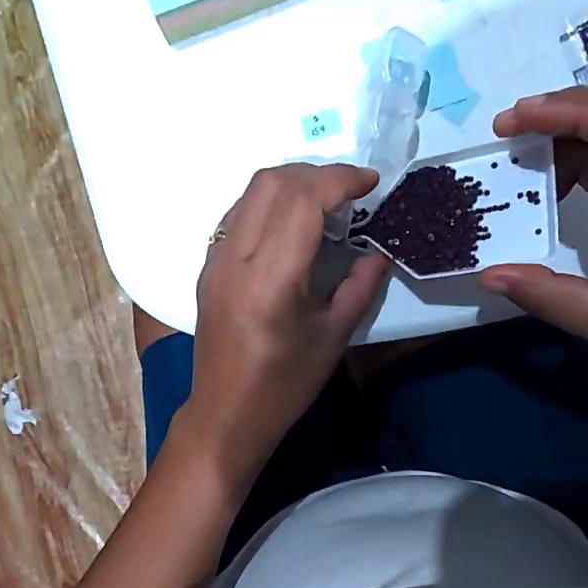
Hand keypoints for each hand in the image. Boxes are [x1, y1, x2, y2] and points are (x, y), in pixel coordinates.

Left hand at [182, 163, 389, 476]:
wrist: (225, 414)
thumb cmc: (284, 386)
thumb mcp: (332, 338)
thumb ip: (359, 287)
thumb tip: (380, 250)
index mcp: (270, 280)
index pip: (302, 200)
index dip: (340, 179)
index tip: (370, 182)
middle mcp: (235, 260)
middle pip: (271, 182)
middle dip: (316, 173)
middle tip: (349, 191)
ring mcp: (215, 261)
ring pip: (250, 193)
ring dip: (290, 183)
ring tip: (324, 201)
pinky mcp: (207, 268)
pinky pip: (237, 214)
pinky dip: (268, 203)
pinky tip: (291, 224)